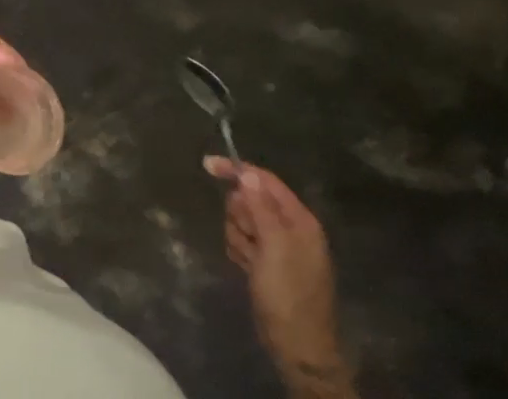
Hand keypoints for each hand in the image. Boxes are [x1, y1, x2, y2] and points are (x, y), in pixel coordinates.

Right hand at [206, 157, 352, 396]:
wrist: (295, 343)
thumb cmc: (288, 292)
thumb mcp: (275, 246)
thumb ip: (261, 208)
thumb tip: (247, 173)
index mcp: (300, 220)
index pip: (265, 182)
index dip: (237, 171)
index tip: (207, 165)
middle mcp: (289, 228)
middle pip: (249, 200)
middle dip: (240, 216)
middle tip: (250, 239)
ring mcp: (277, 246)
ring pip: (241, 222)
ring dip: (238, 238)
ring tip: (251, 261)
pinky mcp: (264, 261)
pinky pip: (240, 242)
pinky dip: (239, 252)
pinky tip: (248, 269)